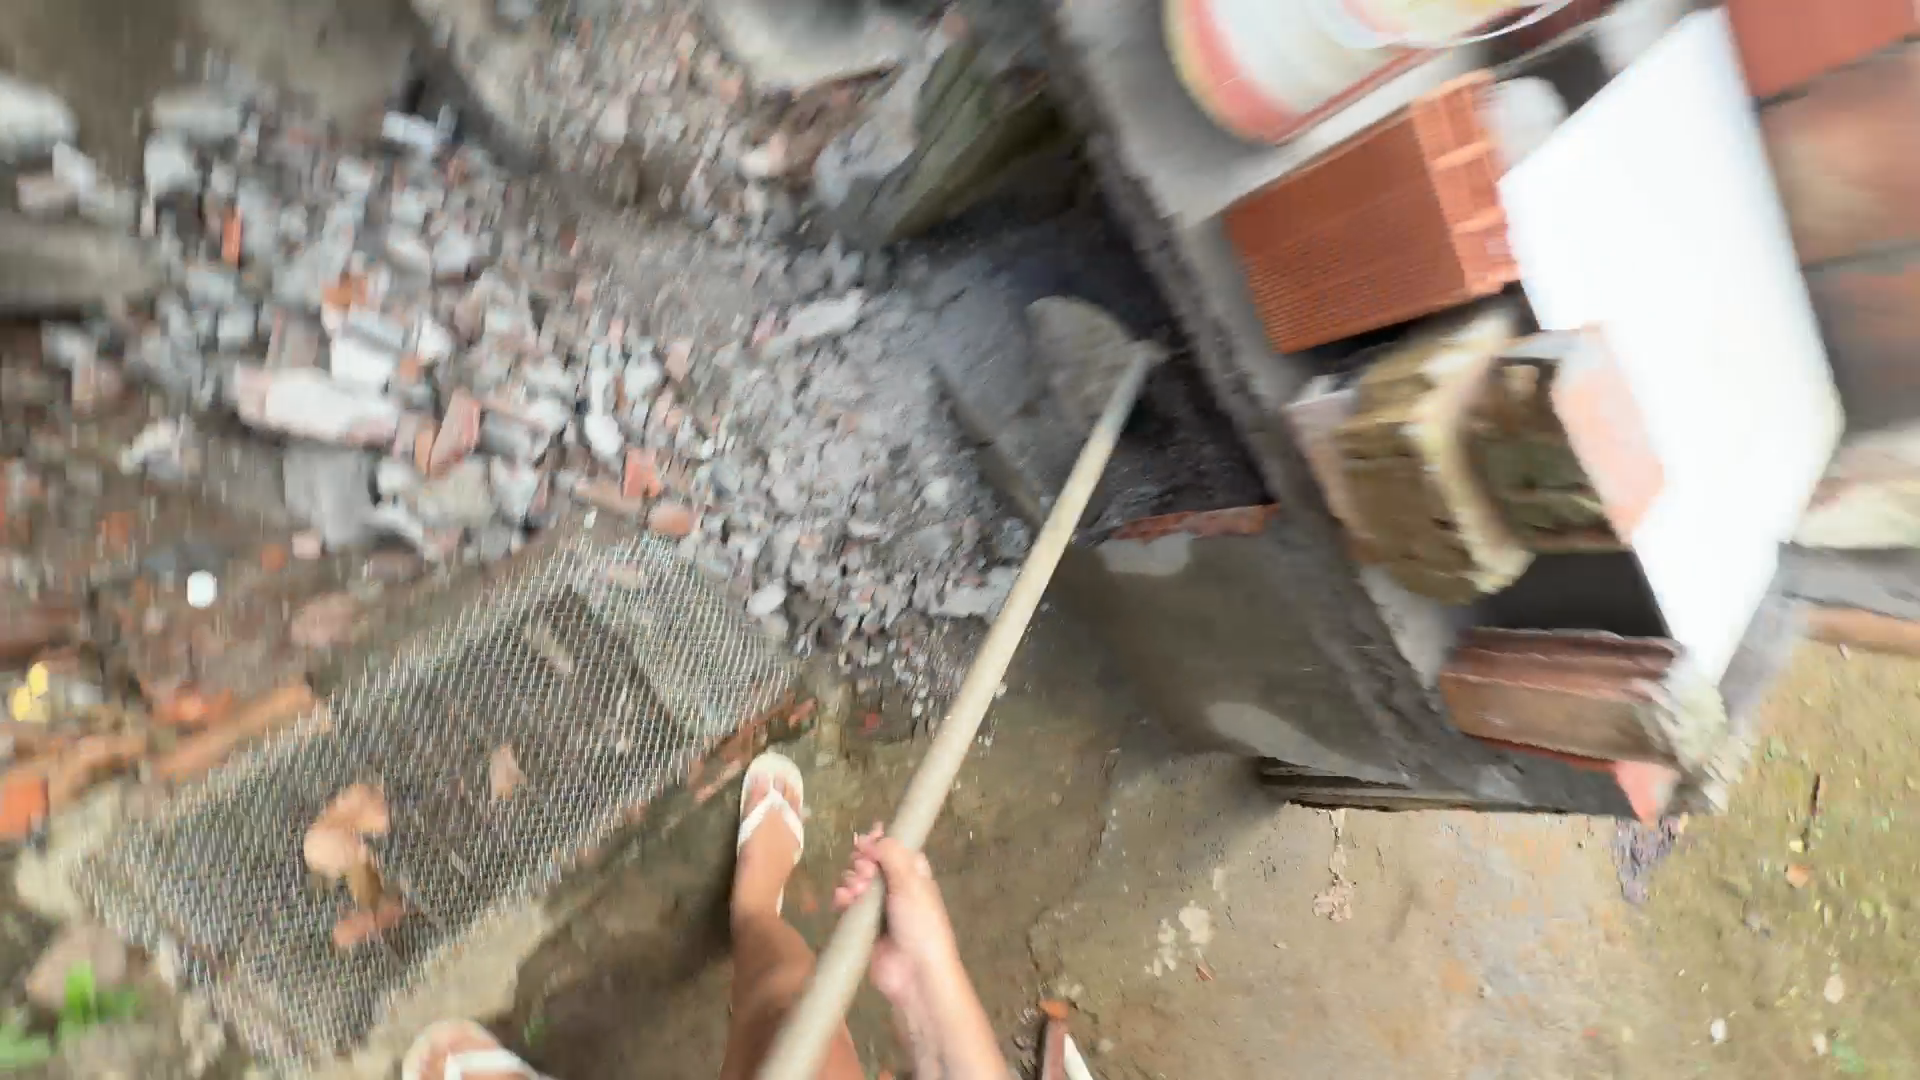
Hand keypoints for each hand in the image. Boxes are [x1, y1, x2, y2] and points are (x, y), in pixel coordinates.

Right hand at [834, 826, 1009, 1078]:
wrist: (914, 972)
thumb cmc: (920, 922)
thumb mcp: (910, 881)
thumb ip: (891, 854)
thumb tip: (872, 837)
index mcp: (913, 871)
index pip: (893, 846)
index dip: (878, 841)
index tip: (866, 841)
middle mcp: (896, 885)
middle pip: (871, 861)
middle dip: (863, 863)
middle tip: (865, 873)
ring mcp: (879, 906)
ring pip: (857, 881)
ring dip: (852, 881)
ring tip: (855, 892)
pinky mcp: (863, 926)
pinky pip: (848, 904)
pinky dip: (843, 898)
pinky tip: (842, 900)